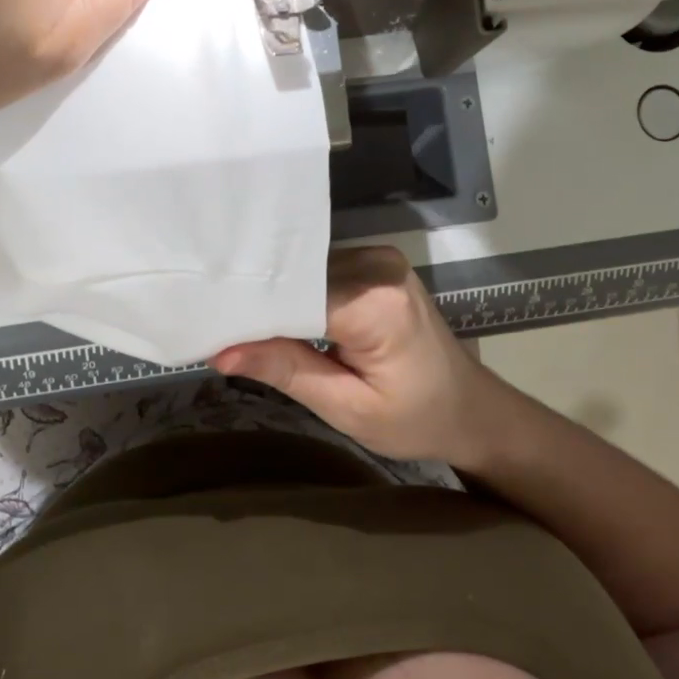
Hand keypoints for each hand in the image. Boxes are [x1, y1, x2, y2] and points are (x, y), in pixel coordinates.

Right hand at [212, 247, 508, 465]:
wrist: (472, 409)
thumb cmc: (417, 420)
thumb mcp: (348, 409)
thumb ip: (287, 371)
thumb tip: (221, 352)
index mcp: (376, 303)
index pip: (294, 295)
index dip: (249, 312)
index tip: (207, 329)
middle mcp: (377, 265)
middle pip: (296, 276)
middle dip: (256, 302)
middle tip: (209, 324)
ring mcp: (378, 258)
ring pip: (303, 270)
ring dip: (272, 296)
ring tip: (230, 319)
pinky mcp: (373, 262)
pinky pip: (318, 271)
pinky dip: (293, 293)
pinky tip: (267, 311)